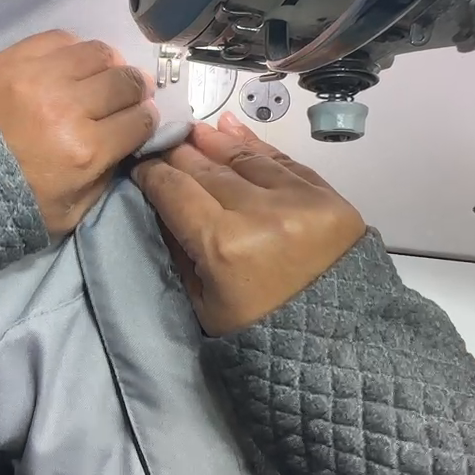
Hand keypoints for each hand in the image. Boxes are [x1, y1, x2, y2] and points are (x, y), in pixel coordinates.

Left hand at [0, 30, 155, 236]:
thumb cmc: (12, 202)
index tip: (138, 122)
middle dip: (133, 92)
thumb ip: (107, 177)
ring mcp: (38, 77)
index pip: (141, 120)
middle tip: (124, 99)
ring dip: (107, 66)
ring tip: (97, 79)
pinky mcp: (12, 59)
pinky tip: (68, 67)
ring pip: (98, 53)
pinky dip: (72, 50)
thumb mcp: (71, 212)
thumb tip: (131, 142)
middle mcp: (67, 108)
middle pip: (126, 81)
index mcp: (84, 150)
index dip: (146, 121)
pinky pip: (60, 38)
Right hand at [132, 112, 364, 334]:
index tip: (138, 165)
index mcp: (223, 245)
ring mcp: (299, 202)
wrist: (336, 346)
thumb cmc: (257, 330)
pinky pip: (283, 161)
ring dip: (212, 142)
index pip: (174, 190)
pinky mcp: (328, 198)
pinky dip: (255, 144)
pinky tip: (230, 128)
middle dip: (177, 154)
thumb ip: (177, 246)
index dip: (151, 172)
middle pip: (205, 169)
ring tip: (191, 131)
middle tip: (160, 142)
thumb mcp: (200, 299)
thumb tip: (158, 203)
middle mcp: (261, 214)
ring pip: (243, 158)